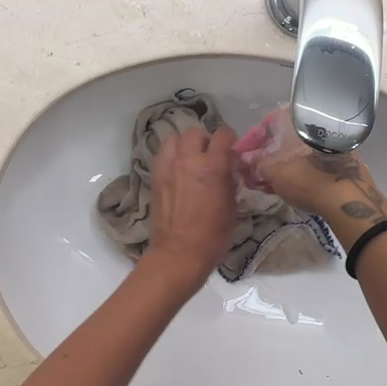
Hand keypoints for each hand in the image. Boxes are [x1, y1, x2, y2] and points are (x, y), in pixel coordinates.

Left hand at [142, 127, 239, 288]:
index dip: (230, 140)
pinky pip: (163, 154)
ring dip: (184, 145)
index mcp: (212, 165)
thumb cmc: (213, 234)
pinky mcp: (155, 176)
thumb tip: (228, 166)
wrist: (180, 252)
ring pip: (174, 139)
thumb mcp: (231, 204)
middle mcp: (188, 159)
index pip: (223, 134)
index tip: (231, 150)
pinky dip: (171, 156)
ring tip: (190, 160)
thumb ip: (229, 178)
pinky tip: (177, 171)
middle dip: (205, 141)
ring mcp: (168, 166)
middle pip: (196, 133)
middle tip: (210, 156)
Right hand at [239, 112, 386, 245]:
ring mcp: (333, 144)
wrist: (349, 199)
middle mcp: (316, 127)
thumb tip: (246, 157)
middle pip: (285, 138)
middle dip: (268, 155)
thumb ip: (257, 162)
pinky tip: (294, 186)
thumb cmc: (306, 180)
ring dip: (284, 164)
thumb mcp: (273, 172)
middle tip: (256, 172)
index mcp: (298, 123)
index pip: (268, 123)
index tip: (244, 156)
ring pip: (300, 151)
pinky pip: (315, 162)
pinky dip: (301, 170)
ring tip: (271, 182)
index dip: (253, 140)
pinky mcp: (345, 160)